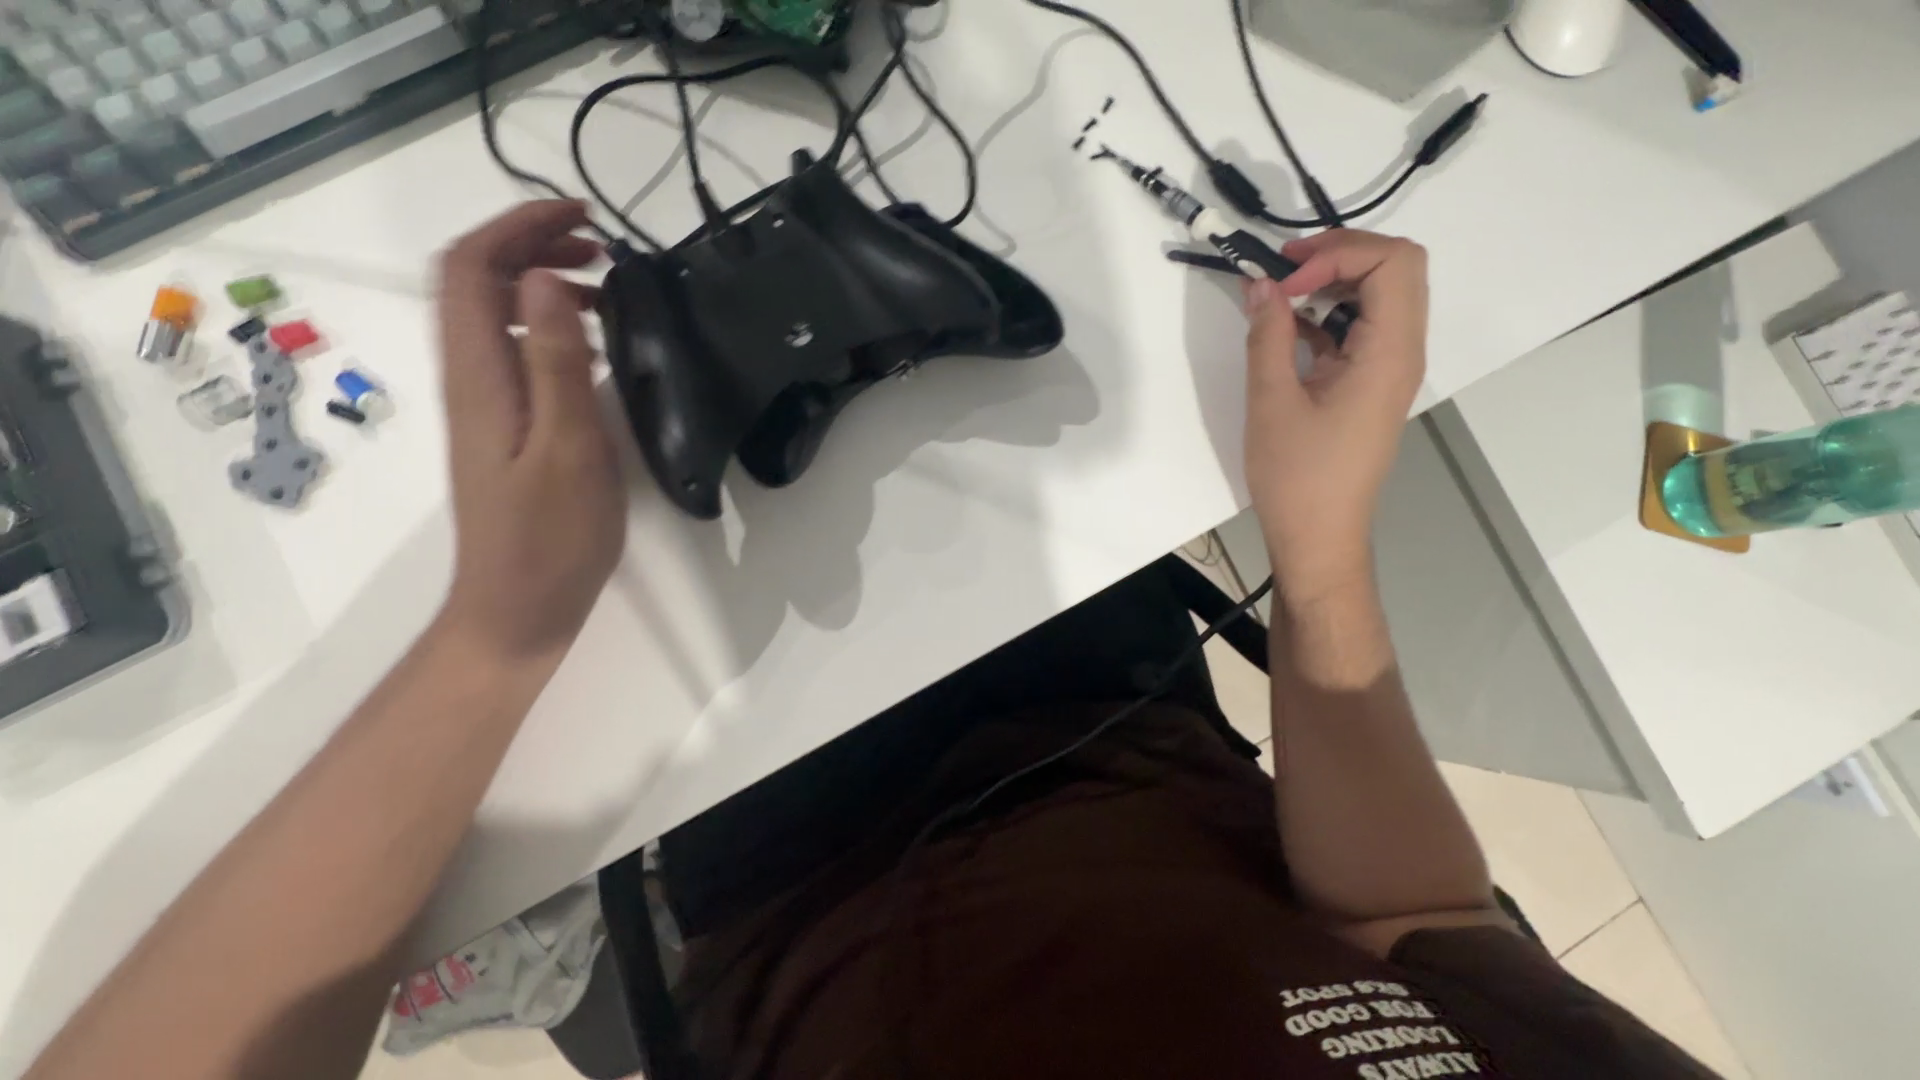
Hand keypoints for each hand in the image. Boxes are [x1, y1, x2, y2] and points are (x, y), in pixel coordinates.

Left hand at [435, 200, 625, 659]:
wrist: (517, 609)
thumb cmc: (549, 538)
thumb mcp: (568, 448)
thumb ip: (555, 361)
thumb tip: (545, 278)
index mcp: (480, 375)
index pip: (473, 268)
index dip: (518, 226)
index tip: (584, 218)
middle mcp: (470, 377)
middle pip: (477, 280)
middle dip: (531, 242)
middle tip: (603, 247)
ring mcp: (484, 402)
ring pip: (495, 312)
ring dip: (542, 280)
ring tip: (607, 286)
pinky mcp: (503, 425)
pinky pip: (515, 348)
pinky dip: (550, 323)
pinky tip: (594, 345)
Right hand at [1243, 230, 1427, 601]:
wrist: (1318, 535)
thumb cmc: (1298, 476)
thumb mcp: (1271, 402)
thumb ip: (1268, 335)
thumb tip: (1260, 285)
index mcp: (1390, 354)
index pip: (1392, 263)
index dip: (1338, 255)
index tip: (1284, 283)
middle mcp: (1402, 352)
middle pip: (1396, 269)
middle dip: (1340, 255)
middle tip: (1284, 267)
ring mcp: (1389, 368)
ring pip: (1380, 295)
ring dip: (1333, 281)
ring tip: (1280, 291)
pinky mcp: (1370, 383)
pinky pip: (1360, 327)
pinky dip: (1327, 312)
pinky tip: (1287, 326)